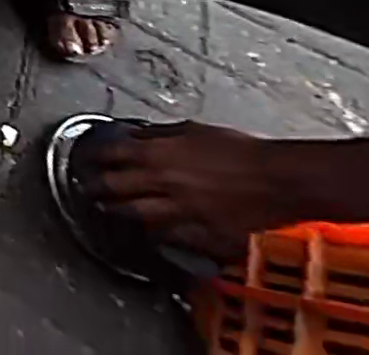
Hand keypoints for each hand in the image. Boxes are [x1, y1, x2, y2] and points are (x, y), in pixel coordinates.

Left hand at [87, 121, 310, 261]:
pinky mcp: (205, 235)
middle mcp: (161, 182)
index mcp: (154, 154)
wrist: (282, 179)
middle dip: (96, 188)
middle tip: (86, 189)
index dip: (93, 159)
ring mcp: (182, 211)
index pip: (109, 156)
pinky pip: (172, 238)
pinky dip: (158, 235)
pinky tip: (152, 232)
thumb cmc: (238, 149)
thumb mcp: (189, 130)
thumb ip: (157, 135)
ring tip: (110, 211)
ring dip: (120, 213)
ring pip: (137, 216)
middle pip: (114, 188)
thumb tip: (135, 135)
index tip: (86, 162)